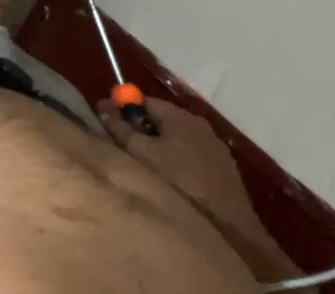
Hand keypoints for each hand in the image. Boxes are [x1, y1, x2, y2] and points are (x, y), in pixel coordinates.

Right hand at [94, 95, 258, 233]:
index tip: (103, 120)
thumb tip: (104, 106)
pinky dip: (174, 164)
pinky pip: (190, 159)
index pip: (144, 101)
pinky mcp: (224, 176)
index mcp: (182, 117)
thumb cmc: (179, 183)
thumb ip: (119, 126)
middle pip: (161, 120)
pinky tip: (166, 182)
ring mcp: (217, 152)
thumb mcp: (139, 152)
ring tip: (140, 166)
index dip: (121, 108)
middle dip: (138, 129)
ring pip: (176, 141)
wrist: (231, 232)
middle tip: (118, 145)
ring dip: (156, 149)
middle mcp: (202, 128)